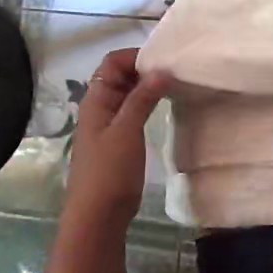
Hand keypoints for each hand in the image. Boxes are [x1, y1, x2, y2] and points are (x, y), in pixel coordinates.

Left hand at [63, 49, 171, 221]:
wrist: (99, 216)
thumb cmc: (109, 171)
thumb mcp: (127, 131)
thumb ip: (143, 98)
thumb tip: (162, 69)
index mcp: (96, 100)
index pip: (113, 62)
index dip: (136, 56)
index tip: (166, 61)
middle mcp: (100, 107)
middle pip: (120, 75)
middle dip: (146, 69)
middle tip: (177, 72)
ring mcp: (109, 125)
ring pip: (128, 94)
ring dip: (149, 87)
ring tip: (177, 86)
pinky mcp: (120, 141)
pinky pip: (133, 112)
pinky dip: (149, 104)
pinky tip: (167, 108)